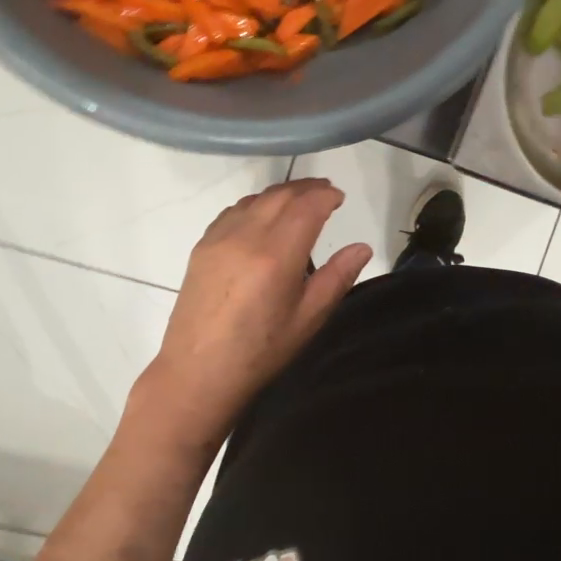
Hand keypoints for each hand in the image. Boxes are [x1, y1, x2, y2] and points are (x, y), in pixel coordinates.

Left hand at [146, 178, 372, 436]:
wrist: (198, 372)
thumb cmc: (260, 353)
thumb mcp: (308, 319)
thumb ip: (336, 278)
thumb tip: (362, 247)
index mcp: (276, 255)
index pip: (307, 207)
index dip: (326, 196)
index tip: (340, 197)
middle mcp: (246, 236)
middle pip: (280, 195)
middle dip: (306, 188)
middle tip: (325, 192)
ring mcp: (219, 238)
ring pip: (254, 199)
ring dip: (280, 194)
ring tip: (298, 203)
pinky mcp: (202, 247)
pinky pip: (232, 212)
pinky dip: (254, 205)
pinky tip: (262, 218)